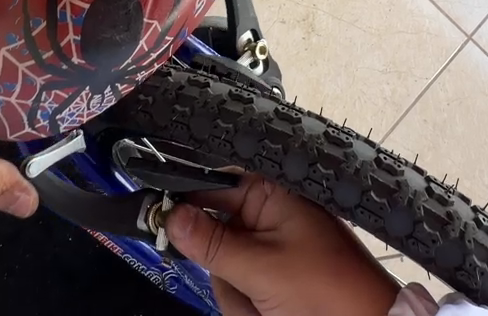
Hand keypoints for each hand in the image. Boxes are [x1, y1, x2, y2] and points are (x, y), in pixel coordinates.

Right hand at [167, 173, 397, 315]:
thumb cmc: (327, 290)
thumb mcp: (261, 268)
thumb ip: (213, 242)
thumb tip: (172, 215)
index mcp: (271, 192)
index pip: (214, 183)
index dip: (188, 203)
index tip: (161, 218)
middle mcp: (271, 214)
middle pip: (214, 235)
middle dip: (224, 270)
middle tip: (245, 288)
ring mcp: (274, 249)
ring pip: (225, 271)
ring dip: (240, 298)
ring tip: (267, 308)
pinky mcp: (276, 278)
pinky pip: (242, 292)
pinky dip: (251, 309)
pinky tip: (271, 315)